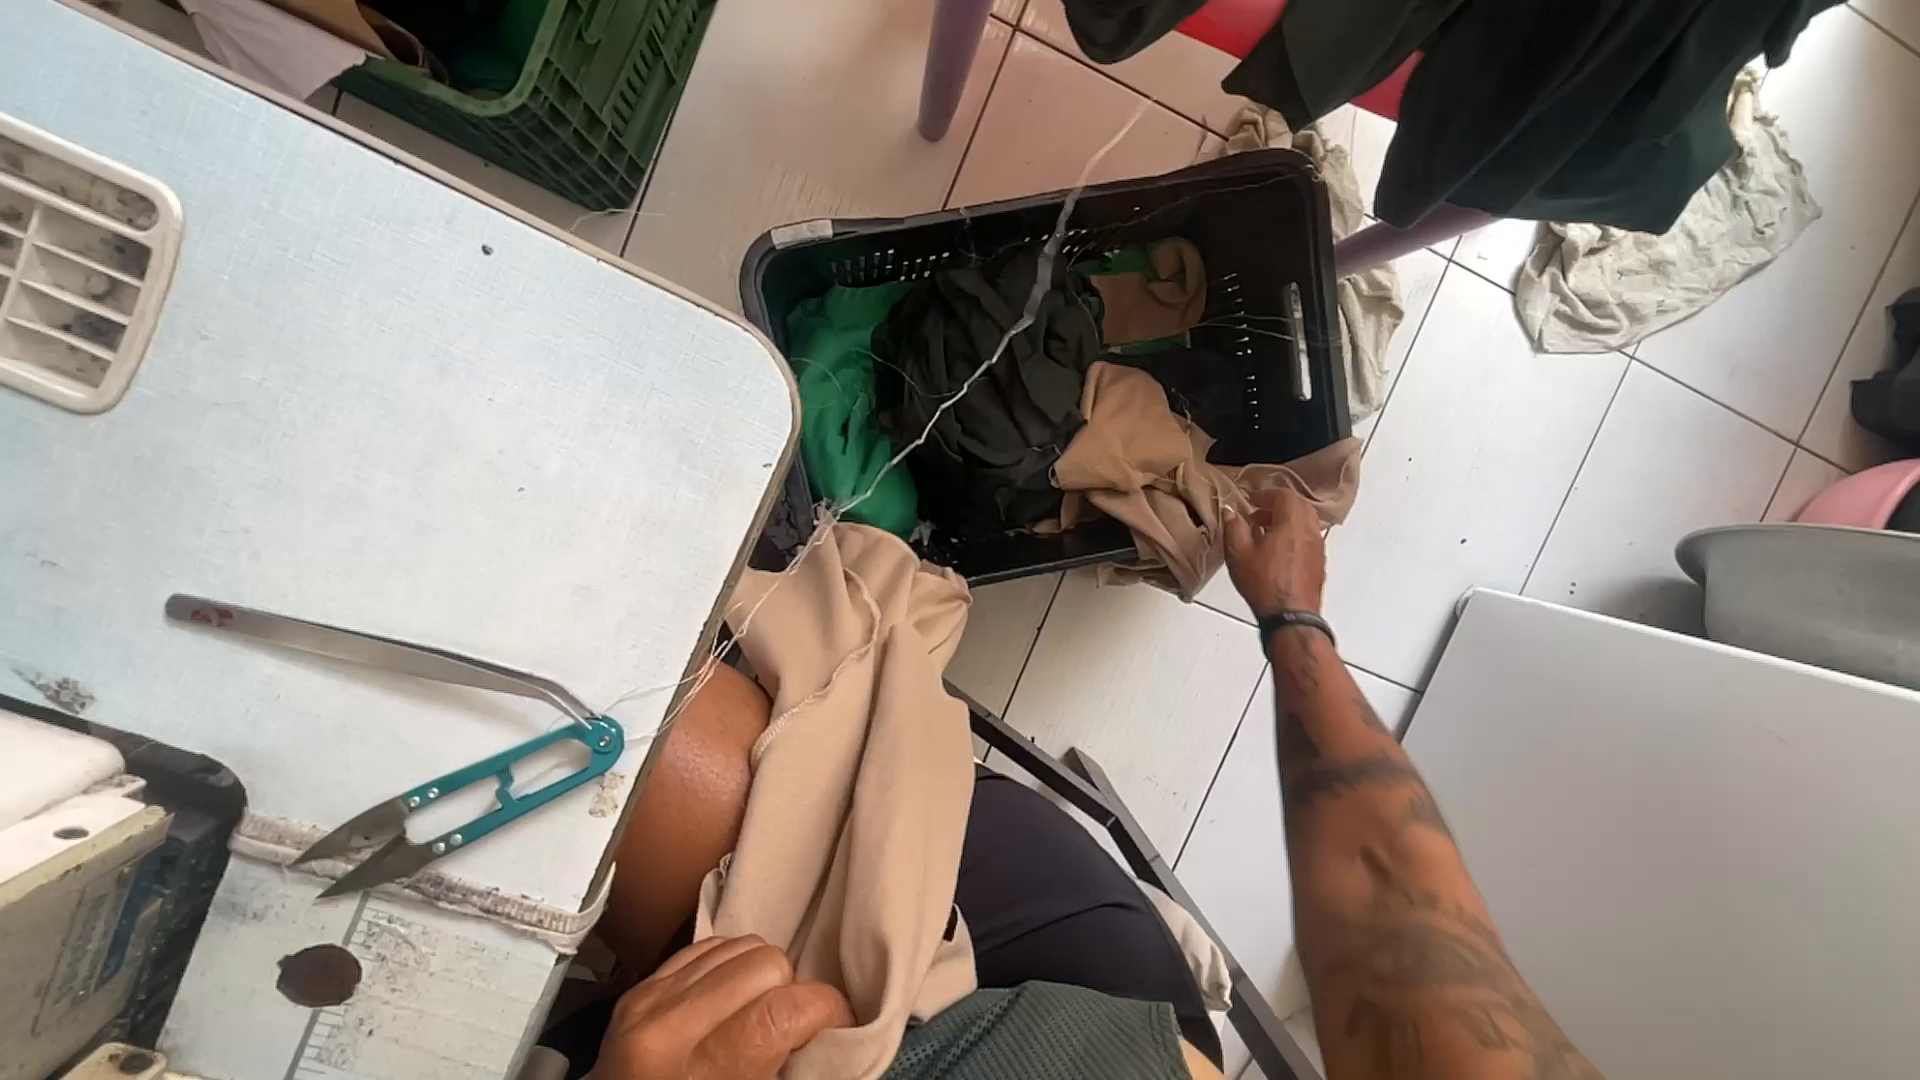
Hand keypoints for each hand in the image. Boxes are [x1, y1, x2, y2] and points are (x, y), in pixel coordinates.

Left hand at [590, 936, 852, 1079]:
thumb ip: (789, 1067)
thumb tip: (835, 1032)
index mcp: (702, 1072)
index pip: (784, 1009)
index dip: (826, 1009)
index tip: (836, 1026)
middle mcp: (669, 1027)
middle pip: (768, 963)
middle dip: (789, 990)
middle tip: (787, 1028)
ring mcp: (649, 1001)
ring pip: (742, 943)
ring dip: (760, 974)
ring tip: (755, 1012)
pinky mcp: (638, 989)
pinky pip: (708, 945)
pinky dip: (728, 966)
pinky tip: (727, 1001)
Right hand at [1224, 488, 1325, 616]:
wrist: (1290, 616)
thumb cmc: (1265, 585)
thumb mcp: (1238, 553)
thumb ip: (1234, 528)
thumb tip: (1231, 512)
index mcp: (1292, 523)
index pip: (1285, 496)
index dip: (1266, 494)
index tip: (1252, 499)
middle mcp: (1310, 532)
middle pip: (1300, 506)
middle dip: (1279, 505)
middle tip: (1258, 513)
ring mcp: (1318, 548)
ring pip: (1306, 522)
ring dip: (1287, 520)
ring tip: (1265, 531)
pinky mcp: (1319, 564)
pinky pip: (1308, 539)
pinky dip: (1294, 535)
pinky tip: (1276, 550)